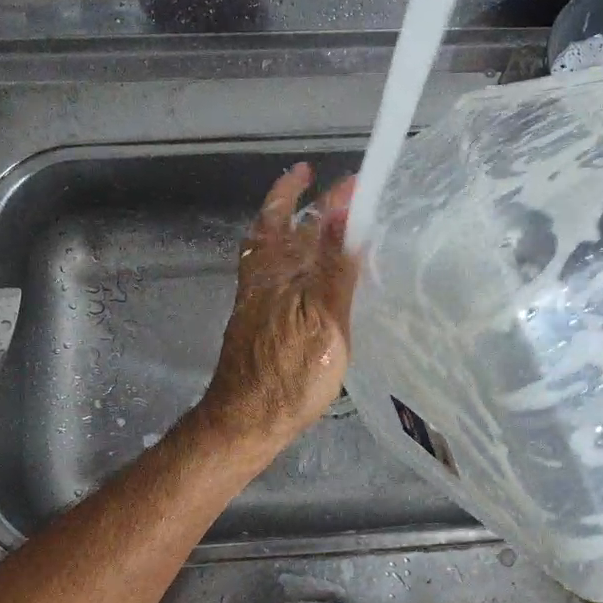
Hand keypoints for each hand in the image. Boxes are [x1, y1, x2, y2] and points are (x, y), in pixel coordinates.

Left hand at [190, 163, 358, 453]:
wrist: (245, 421)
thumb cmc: (290, 374)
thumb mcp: (323, 319)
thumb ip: (333, 265)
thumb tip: (340, 207)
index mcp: (281, 270)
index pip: (309, 220)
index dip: (332, 199)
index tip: (357, 181)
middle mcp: (265, 278)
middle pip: (278, 229)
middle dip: (297, 203)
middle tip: (315, 182)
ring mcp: (258, 302)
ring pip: (268, 252)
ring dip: (283, 226)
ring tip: (301, 216)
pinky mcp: (258, 324)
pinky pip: (270, 277)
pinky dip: (281, 260)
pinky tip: (297, 276)